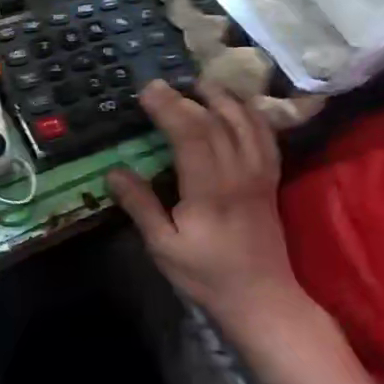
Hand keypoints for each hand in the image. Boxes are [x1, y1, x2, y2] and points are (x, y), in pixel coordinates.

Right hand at [107, 81, 310, 322]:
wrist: (262, 299)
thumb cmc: (207, 276)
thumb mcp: (163, 247)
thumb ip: (141, 206)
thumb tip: (114, 171)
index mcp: (210, 190)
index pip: (191, 135)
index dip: (169, 108)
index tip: (147, 91)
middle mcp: (238, 174)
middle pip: (216, 123)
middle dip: (186, 98)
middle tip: (160, 84)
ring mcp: (259, 175)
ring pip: (245, 124)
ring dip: (223, 99)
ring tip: (200, 84)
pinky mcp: (270, 181)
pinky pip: (265, 138)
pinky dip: (251, 116)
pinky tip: (238, 107)